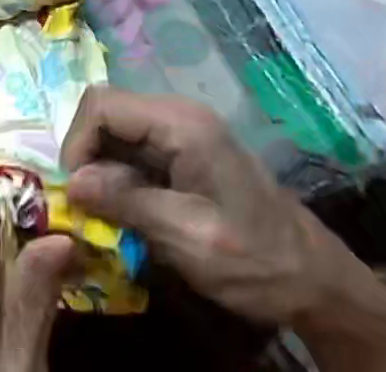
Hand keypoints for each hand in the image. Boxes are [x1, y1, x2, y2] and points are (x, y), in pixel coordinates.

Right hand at [60, 88, 367, 328]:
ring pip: (114, 126)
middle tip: (86, 203)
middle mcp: (177, 113)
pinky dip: (116, 171)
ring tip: (102, 209)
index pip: (102, 105)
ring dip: (99, 164)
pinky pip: (131, 144)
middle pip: (105, 110)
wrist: (315, 280)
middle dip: (85, 153)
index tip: (76, 191)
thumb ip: (126, 202)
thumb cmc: (255, 260)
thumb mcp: (187, 237)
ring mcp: (180, 127)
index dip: (77, 141)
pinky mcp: (181, 146)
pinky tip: (123, 206)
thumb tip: (70, 183)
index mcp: (181, 123)